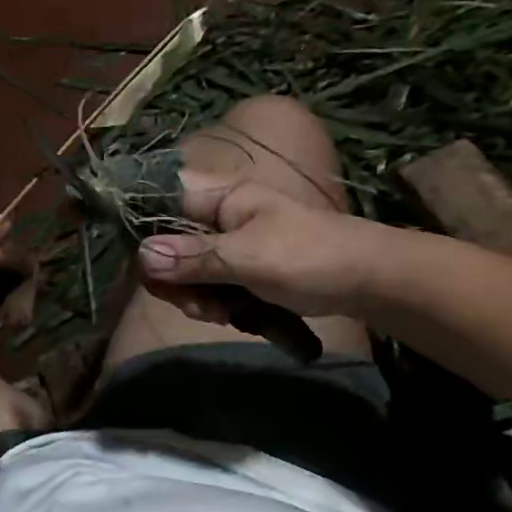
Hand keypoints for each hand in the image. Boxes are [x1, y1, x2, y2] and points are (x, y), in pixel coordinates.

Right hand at [135, 169, 398, 318]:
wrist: (371, 280)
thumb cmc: (310, 257)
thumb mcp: (249, 258)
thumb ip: (194, 257)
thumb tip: (140, 256)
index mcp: (219, 196)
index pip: (160, 197)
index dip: (143, 226)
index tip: (144, 266)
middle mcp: (217, 214)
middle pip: (168, 241)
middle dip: (177, 278)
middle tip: (198, 305)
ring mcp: (229, 241)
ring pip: (188, 268)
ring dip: (197, 295)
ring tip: (223, 313)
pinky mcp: (241, 266)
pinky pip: (210, 282)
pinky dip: (216, 301)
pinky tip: (234, 316)